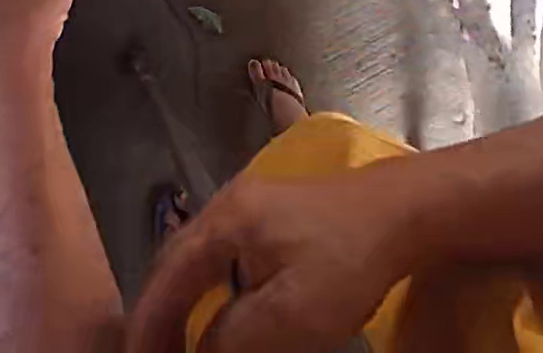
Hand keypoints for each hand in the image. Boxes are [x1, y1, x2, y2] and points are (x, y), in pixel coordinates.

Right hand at [126, 159, 422, 352]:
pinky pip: (220, 253)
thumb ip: (234, 336)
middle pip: (175, 258)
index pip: (168, 275)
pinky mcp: (267, 213)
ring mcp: (246, 204)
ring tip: (176, 338)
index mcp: (222, 222)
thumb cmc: (343, 262)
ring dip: (181, 298)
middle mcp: (224, 205)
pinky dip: (206, 286)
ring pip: (196, 254)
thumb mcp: (292, 316)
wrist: (393, 212)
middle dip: (159, 309)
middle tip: (151, 350)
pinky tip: (217, 308)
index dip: (149, 321)